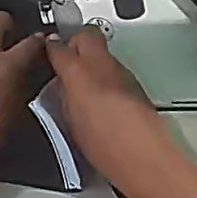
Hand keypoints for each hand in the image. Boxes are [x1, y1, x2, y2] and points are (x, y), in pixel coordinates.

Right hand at [46, 26, 196, 197]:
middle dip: (74, 41)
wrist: (148, 162)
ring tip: (83, 83)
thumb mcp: (70, 123)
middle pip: (86, 35)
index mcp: (79, 74)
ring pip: (103, 51)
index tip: (48, 50)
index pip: (58, 46)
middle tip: (66, 56)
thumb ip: (62, 95)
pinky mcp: (136, 84)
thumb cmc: (111, 150)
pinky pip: (115, 69)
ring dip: (91, 59)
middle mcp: (103, 67)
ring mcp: (123, 74)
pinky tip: (101, 97)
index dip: (51, 47)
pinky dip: (105, 75)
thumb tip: (60, 84)